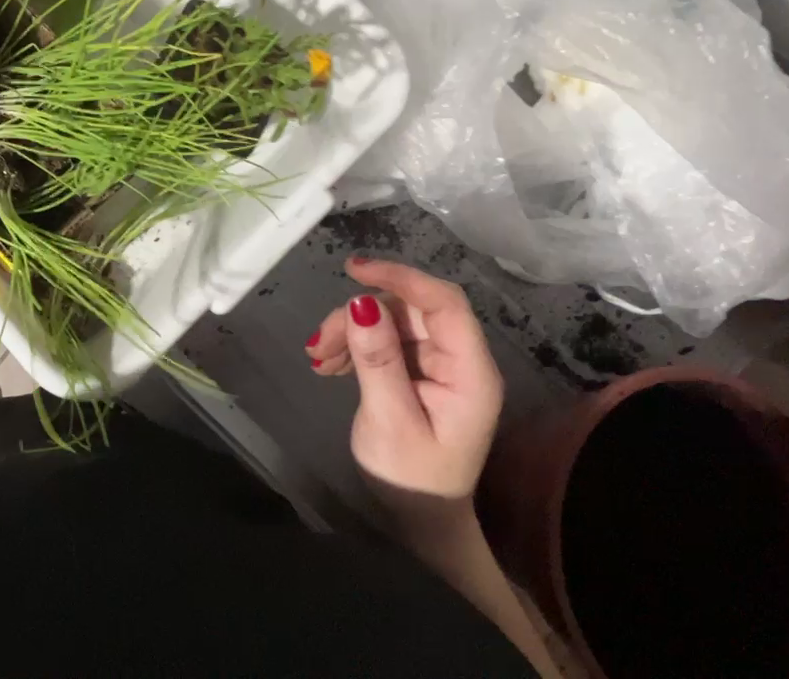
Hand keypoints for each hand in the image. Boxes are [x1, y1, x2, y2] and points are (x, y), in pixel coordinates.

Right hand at [306, 257, 503, 525]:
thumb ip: (378, 360)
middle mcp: (459, 360)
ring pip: (390, 321)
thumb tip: (361, 303)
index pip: (443, 303)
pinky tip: (329, 365)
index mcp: (470, 372)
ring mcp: (438, 365)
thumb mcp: (389, 420)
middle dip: (360, 315)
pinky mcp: (416, 372)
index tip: (354, 269)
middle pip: (410, 309)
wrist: (420, 521)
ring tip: (318, 359)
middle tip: (319, 342)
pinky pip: (384, 339)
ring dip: (350, 330)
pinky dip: (354, 344)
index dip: (401, 277)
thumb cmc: (411, 478)